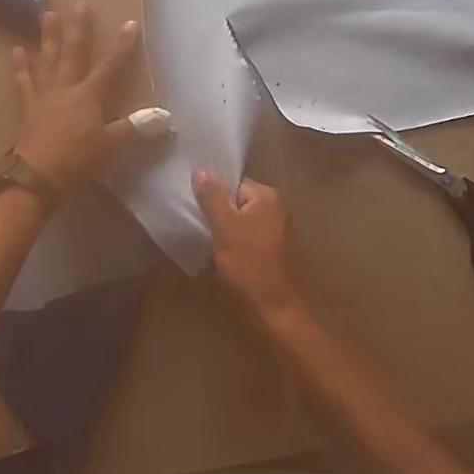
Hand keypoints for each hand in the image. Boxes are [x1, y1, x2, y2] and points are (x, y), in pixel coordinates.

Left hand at [12, 3, 150, 185]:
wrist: (36, 176)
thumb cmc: (78, 159)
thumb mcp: (112, 145)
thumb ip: (136, 128)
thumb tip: (165, 118)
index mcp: (90, 95)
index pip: (111, 65)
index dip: (122, 45)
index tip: (130, 23)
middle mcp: (66, 87)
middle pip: (72, 52)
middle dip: (77, 28)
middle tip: (78, 4)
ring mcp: (44, 96)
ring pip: (47, 60)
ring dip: (47, 37)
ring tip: (46, 15)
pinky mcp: (27, 108)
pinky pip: (23, 82)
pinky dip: (20, 67)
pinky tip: (17, 51)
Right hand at [193, 171, 302, 317]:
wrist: (271, 303)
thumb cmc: (247, 262)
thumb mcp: (224, 226)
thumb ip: (212, 197)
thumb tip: (201, 171)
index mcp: (267, 196)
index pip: (233, 183)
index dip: (214, 196)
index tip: (197, 210)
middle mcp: (276, 206)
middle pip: (237, 201)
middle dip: (218, 213)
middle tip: (199, 226)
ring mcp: (276, 227)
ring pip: (241, 220)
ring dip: (225, 229)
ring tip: (208, 240)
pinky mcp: (272, 246)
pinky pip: (247, 234)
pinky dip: (234, 240)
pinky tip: (221, 252)